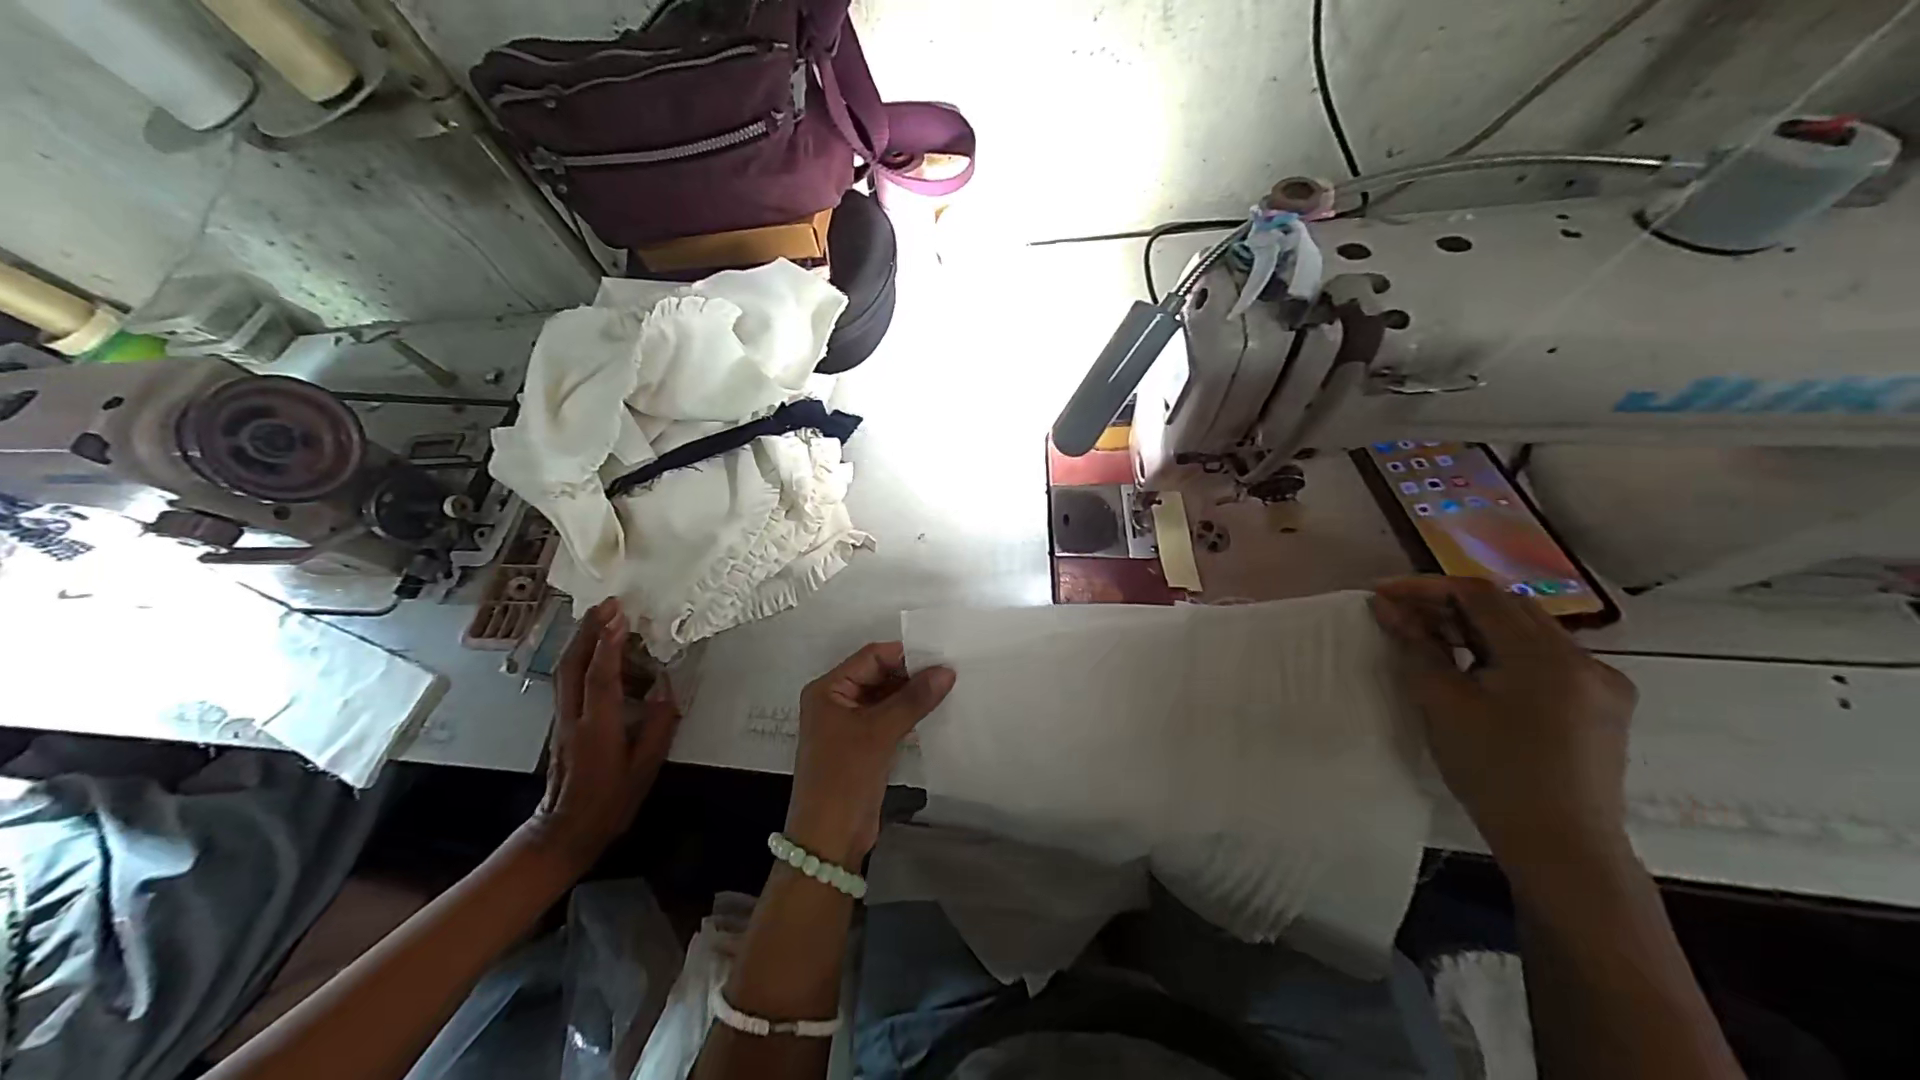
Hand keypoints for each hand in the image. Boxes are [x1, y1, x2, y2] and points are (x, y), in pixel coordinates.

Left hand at [524, 598, 681, 868]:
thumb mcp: (645, 769)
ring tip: (606, 618)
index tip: (620, 617)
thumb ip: (658, 726)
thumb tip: (666, 688)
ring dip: (583, 639)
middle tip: (609, 604)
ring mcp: (562, 719)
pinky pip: (568, 680)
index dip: (609, 645)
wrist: (565, 830)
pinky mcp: (561, 722)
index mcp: (596, 729)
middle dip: (588, 631)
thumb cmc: (610, 802)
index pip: (600, 678)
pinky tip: (600, 652)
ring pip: (565, 669)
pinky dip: (582, 657)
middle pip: (572, 664)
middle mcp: (573, 718)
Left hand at [785, 643, 954, 867]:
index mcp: (828, 689)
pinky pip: (888, 719)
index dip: (905, 654)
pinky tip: (935, 714)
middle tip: (950, 673)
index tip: (941, 656)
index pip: (871, 657)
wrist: (829, 837)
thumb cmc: (845, 776)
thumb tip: (947, 671)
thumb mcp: (879, 732)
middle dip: (911, 674)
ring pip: (886, 698)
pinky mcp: (862, 746)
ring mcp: (848, 725)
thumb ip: (914, 699)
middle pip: (878, 675)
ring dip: (912, 696)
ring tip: (949, 690)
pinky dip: (909, 715)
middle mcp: (836, 701)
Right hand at [1370, 576, 1637, 867]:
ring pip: (1528, 631)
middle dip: (1449, 604)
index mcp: (1545, 655)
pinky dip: (1504, 651)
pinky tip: (1477, 669)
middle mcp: (1584, 658)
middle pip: (1507, 607)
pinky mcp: (1602, 704)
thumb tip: (1386, 606)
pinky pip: (1546, 658)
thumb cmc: (1493, 771)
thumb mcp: (1442, 703)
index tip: (1382, 593)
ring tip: (1431, 638)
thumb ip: (1416, 646)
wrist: (1561, 845)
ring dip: (1476, 626)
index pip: (1479, 595)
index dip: (1426, 587)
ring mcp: (1601, 682)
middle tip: (1401, 615)